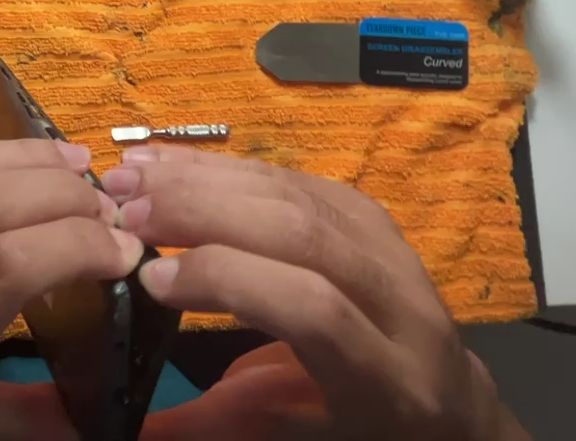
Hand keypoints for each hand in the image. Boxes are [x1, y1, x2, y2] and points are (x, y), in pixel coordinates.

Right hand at [102, 148, 528, 440]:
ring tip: (130, 175)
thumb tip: (134, 431)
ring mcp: (390, 247)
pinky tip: (169, 163)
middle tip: (123, 210)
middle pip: (297, 231)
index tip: (151, 279)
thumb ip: (215, 428)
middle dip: (198, 211)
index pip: (311, 307)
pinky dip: (218, 164)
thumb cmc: (362, 437)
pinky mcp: (367, 213)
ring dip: (197, 175)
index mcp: (391, 380)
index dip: (225, 281)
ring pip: (288, 189)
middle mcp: (401, 304)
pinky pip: (286, 174)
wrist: (452, 416)